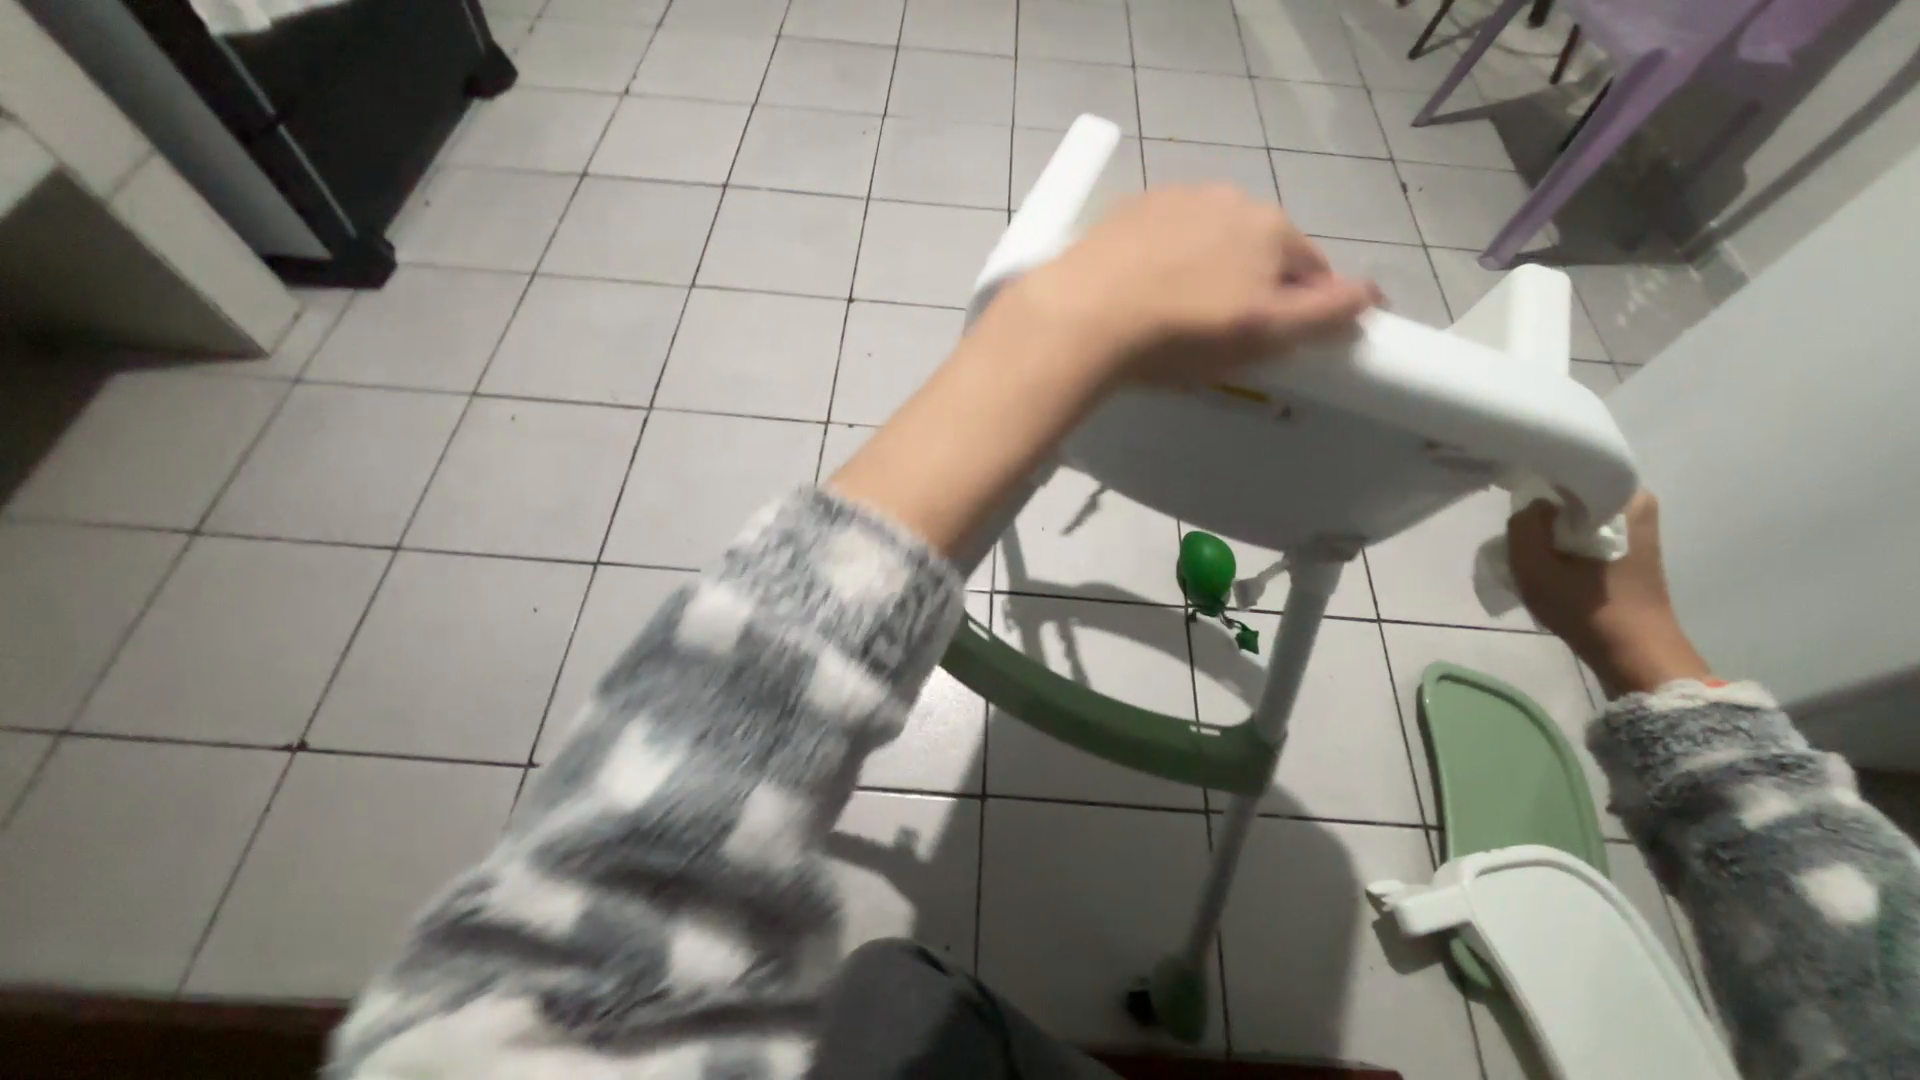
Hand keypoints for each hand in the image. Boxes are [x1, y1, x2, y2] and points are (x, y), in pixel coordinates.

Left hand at [1001, 185, 1381, 385]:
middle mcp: (1228, 197)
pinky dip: (1166, 259)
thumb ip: (1324, 313)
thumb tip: (1373, 294)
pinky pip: (1164, 236)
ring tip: (1179, 313)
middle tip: (1223, 332)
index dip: (1305, 306)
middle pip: (1258, 248)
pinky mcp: (1127, 210)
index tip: (1280, 339)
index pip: (1311, 268)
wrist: (1084, 316)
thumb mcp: (1264, 333)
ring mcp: (1174, 198)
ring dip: (1210, 267)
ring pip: (1210, 238)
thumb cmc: (1183, 333)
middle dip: (1254, 284)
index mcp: (1271, 226)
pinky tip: (1145, 291)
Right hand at [1507, 492, 1710, 696]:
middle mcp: (1638, 506)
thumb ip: (1523, 527)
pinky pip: (1589, 530)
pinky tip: (1550, 560)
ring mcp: (1638, 529)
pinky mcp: (1632, 550)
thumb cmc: (1589, 609)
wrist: (1636, 655)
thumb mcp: (1536, 568)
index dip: (1538, 479)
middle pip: (1574, 492)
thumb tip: (1531, 507)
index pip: (1572, 470)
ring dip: (1553, 527)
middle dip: (1544, 506)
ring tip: (1531, 547)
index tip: (1511, 494)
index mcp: (1625, 500)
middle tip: (1519, 530)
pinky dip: (1566, 540)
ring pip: (1579, 513)